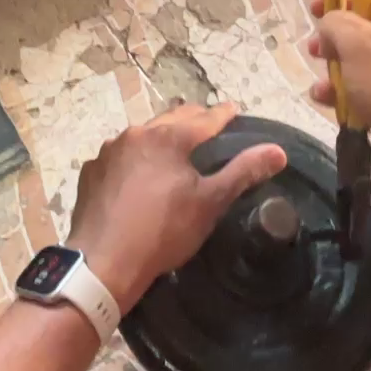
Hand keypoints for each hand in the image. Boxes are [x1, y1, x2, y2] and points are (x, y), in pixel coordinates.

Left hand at [66, 103, 286, 308]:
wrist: (104, 261)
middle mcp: (136, 134)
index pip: (204, 119)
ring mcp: (109, 151)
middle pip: (171, 119)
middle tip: (208, 123)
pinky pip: (119, 155)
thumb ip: (243, 172)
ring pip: (142, 134)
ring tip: (173, 144)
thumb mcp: (210, 203)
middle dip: (192, 119)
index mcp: (168, 138)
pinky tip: (137, 172)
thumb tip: (278, 150)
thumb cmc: (163, 231)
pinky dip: (134, 157)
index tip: (234, 109)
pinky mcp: (92, 170)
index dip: (222, 115)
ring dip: (160, 136)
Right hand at [304, 0, 370, 177]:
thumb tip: (328, 24)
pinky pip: (352, 76)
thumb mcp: (357, 43)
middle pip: (356, 1)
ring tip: (318, 60)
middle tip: (315, 21)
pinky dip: (335, 84)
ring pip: (350, 42)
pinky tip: (324, 97)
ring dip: (328, 49)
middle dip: (329, 11)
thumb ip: (334, 22)